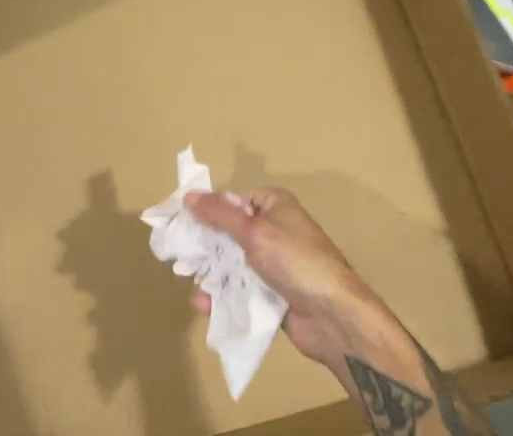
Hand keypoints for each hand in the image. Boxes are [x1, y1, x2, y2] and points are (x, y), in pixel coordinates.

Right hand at [185, 188, 409, 377]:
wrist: (334, 317)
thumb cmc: (295, 261)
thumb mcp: (254, 232)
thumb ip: (219, 215)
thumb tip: (189, 195)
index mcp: (274, 206)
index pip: (233, 200)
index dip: (207, 210)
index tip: (180, 221)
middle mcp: (274, 230)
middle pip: (229, 233)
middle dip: (206, 246)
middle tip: (179, 256)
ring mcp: (273, 264)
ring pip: (233, 264)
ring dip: (212, 273)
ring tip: (189, 281)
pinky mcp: (272, 294)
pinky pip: (241, 290)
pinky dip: (224, 295)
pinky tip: (204, 304)